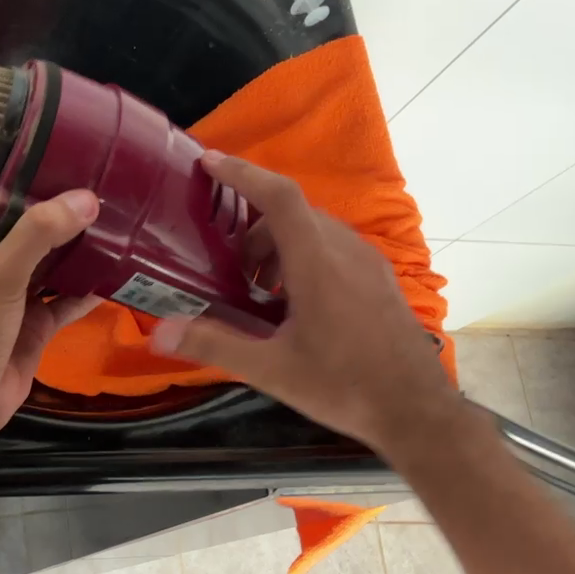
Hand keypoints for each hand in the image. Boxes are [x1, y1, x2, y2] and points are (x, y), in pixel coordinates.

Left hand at [0, 190, 101, 441]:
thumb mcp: (1, 274)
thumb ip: (38, 235)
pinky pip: (68, 301)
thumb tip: (87, 200)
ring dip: (80, 247)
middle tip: (105, 181)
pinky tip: (120, 273)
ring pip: (54, 263)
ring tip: (119, 218)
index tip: (62, 149)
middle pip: (32, 229)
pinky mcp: (38, 325)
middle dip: (62, 210)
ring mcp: (18, 297)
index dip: (24, 174)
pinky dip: (90, 289)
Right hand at [150, 151, 461, 454]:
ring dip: (277, 245)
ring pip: (314, 230)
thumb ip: (214, 345)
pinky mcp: (379, 280)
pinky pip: (333, 248)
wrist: (416, 411)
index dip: (242, 174)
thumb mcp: (270, 370)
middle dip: (252, 229)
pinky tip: (293, 305)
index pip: (278, 198)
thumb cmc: (342, 387)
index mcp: (317, 264)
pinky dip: (302, 258)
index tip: (208, 163)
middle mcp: (346, 251)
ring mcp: (368, 263)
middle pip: (292, 214)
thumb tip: (158, 333)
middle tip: (228, 269)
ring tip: (258, 292)